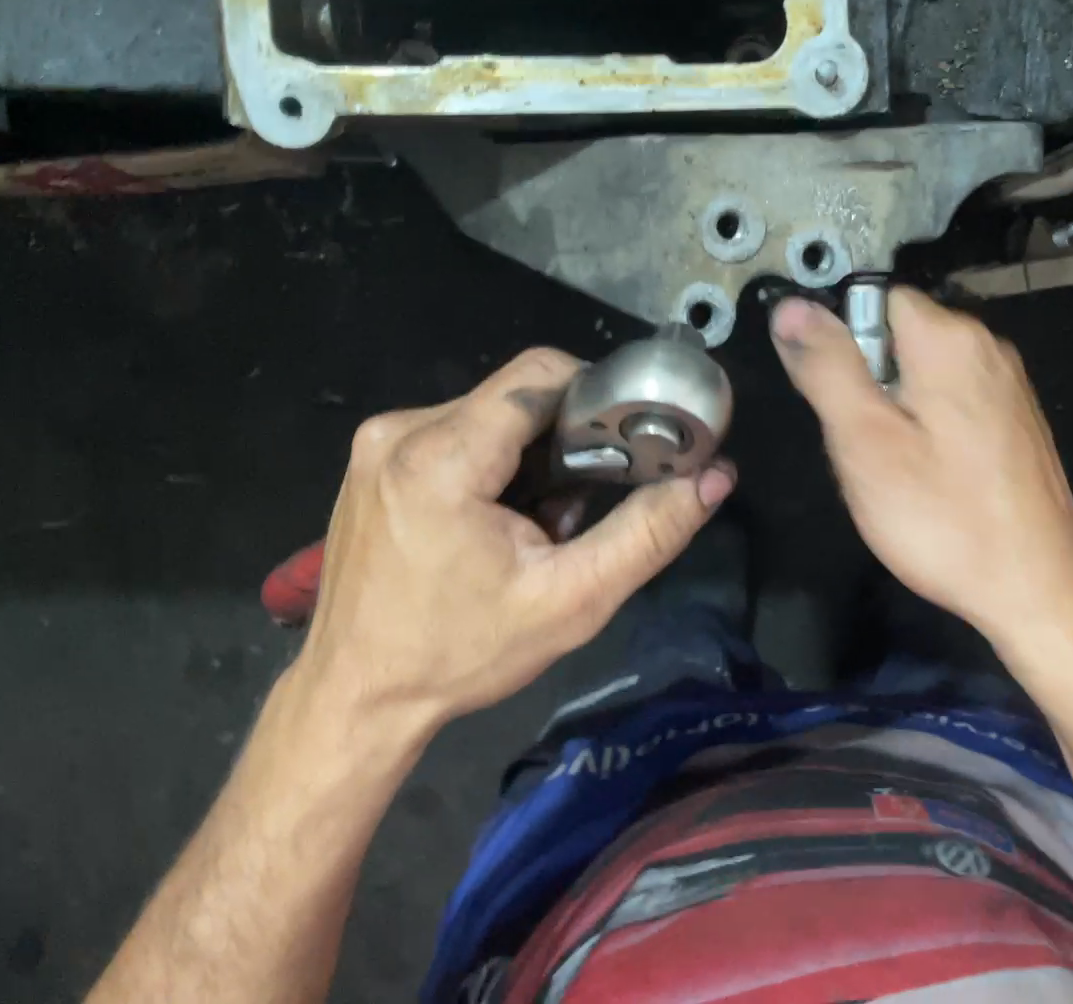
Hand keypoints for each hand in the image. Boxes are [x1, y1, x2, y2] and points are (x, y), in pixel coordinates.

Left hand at [296, 347, 736, 725]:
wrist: (357, 697)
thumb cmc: (461, 652)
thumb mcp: (573, 600)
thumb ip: (649, 533)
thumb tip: (715, 478)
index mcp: (442, 455)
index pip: (543, 373)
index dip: (600, 399)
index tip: (627, 446)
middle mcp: (400, 431)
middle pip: (519, 395)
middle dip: (568, 439)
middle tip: (587, 503)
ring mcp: (379, 445)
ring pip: (492, 414)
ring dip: (534, 455)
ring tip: (545, 522)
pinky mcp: (375, 463)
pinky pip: (459, 434)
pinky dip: (497, 465)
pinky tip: (504, 521)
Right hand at [771, 289, 1072, 648]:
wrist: (1036, 589)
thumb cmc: (942, 518)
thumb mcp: (864, 442)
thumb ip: (826, 368)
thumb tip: (791, 308)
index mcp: (950, 339)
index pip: (876, 300)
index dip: (845, 345)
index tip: (842, 403)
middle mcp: (989, 349)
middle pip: (902, 339)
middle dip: (870, 384)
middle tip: (865, 449)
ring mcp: (1011, 388)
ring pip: (927, 377)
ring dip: (899, 413)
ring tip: (898, 473)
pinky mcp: (1019, 425)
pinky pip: (957, 406)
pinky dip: (933, 433)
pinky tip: (933, 483)